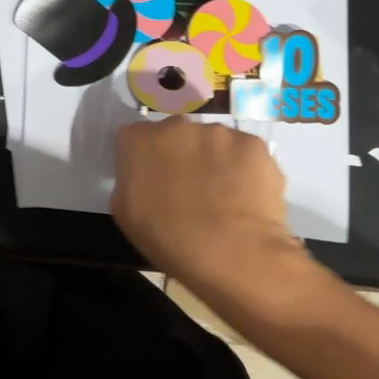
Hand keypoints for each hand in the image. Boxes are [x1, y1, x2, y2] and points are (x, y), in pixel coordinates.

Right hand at [112, 117, 307, 295]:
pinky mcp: (253, 144)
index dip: (147, 160)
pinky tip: (248, 197)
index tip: (156, 182)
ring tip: (226, 197)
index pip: (137, 138)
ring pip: (214, 142)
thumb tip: (144, 177)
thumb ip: (129, 180)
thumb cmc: (168, 237)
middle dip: (182, 155)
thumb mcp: (125, 210)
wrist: (231, 254)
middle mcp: (175, 125)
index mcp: (137, 138)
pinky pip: (245, 153)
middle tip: (193, 190)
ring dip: (215, 160)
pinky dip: (246, 169)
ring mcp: (216, 132)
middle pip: (177, 135)